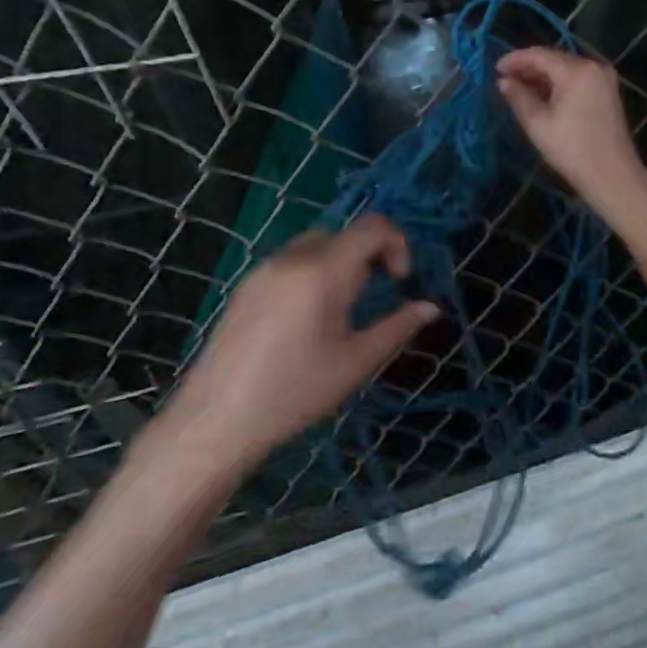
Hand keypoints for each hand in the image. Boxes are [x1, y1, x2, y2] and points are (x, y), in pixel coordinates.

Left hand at [169, 215, 439, 465]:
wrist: (215, 421)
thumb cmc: (294, 393)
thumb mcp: (356, 362)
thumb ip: (398, 327)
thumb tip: (431, 307)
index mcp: (323, 271)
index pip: (372, 226)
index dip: (397, 244)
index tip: (399, 282)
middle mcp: (292, 258)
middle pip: (345, 233)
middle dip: (370, 255)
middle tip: (374, 296)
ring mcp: (264, 269)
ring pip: (317, 244)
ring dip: (341, 261)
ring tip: (342, 309)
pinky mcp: (246, 285)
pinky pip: (291, 260)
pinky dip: (313, 271)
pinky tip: (307, 317)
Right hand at [496, 47, 646, 204]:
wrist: (613, 176)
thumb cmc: (572, 150)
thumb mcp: (538, 124)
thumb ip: (519, 97)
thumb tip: (504, 82)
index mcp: (577, 71)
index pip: (540, 55)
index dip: (515, 59)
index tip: (495, 68)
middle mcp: (594, 67)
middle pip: (554, 59)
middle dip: (529, 67)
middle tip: (505, 78)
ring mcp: (604, 79)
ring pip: (566, 69)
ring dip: (542, 76)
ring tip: (518, 87)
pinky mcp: (608, 92)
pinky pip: (577, 79)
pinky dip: (558, 84)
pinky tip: (541, 95)